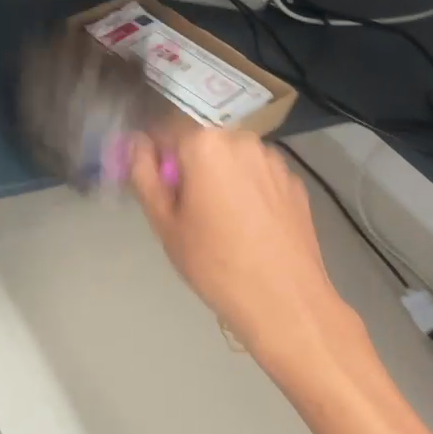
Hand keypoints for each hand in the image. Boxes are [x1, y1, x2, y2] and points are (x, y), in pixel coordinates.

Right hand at [130, 129, 359, 367]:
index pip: (164, 131)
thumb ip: (143, 172)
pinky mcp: (296, 183)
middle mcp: (242, 140)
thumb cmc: (214, 262)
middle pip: (201, 143)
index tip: (156, 188)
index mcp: (205, 143)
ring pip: (231, 158)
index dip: (154, 157)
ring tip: (222, 221)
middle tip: (187, 210)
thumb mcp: (163, 221)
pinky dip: (248, 190)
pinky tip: (250, 227)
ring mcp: (274, 161)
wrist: (285, 302)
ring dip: (220, 177)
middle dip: (190, 167)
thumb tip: (136, 143)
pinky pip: (258, 175)